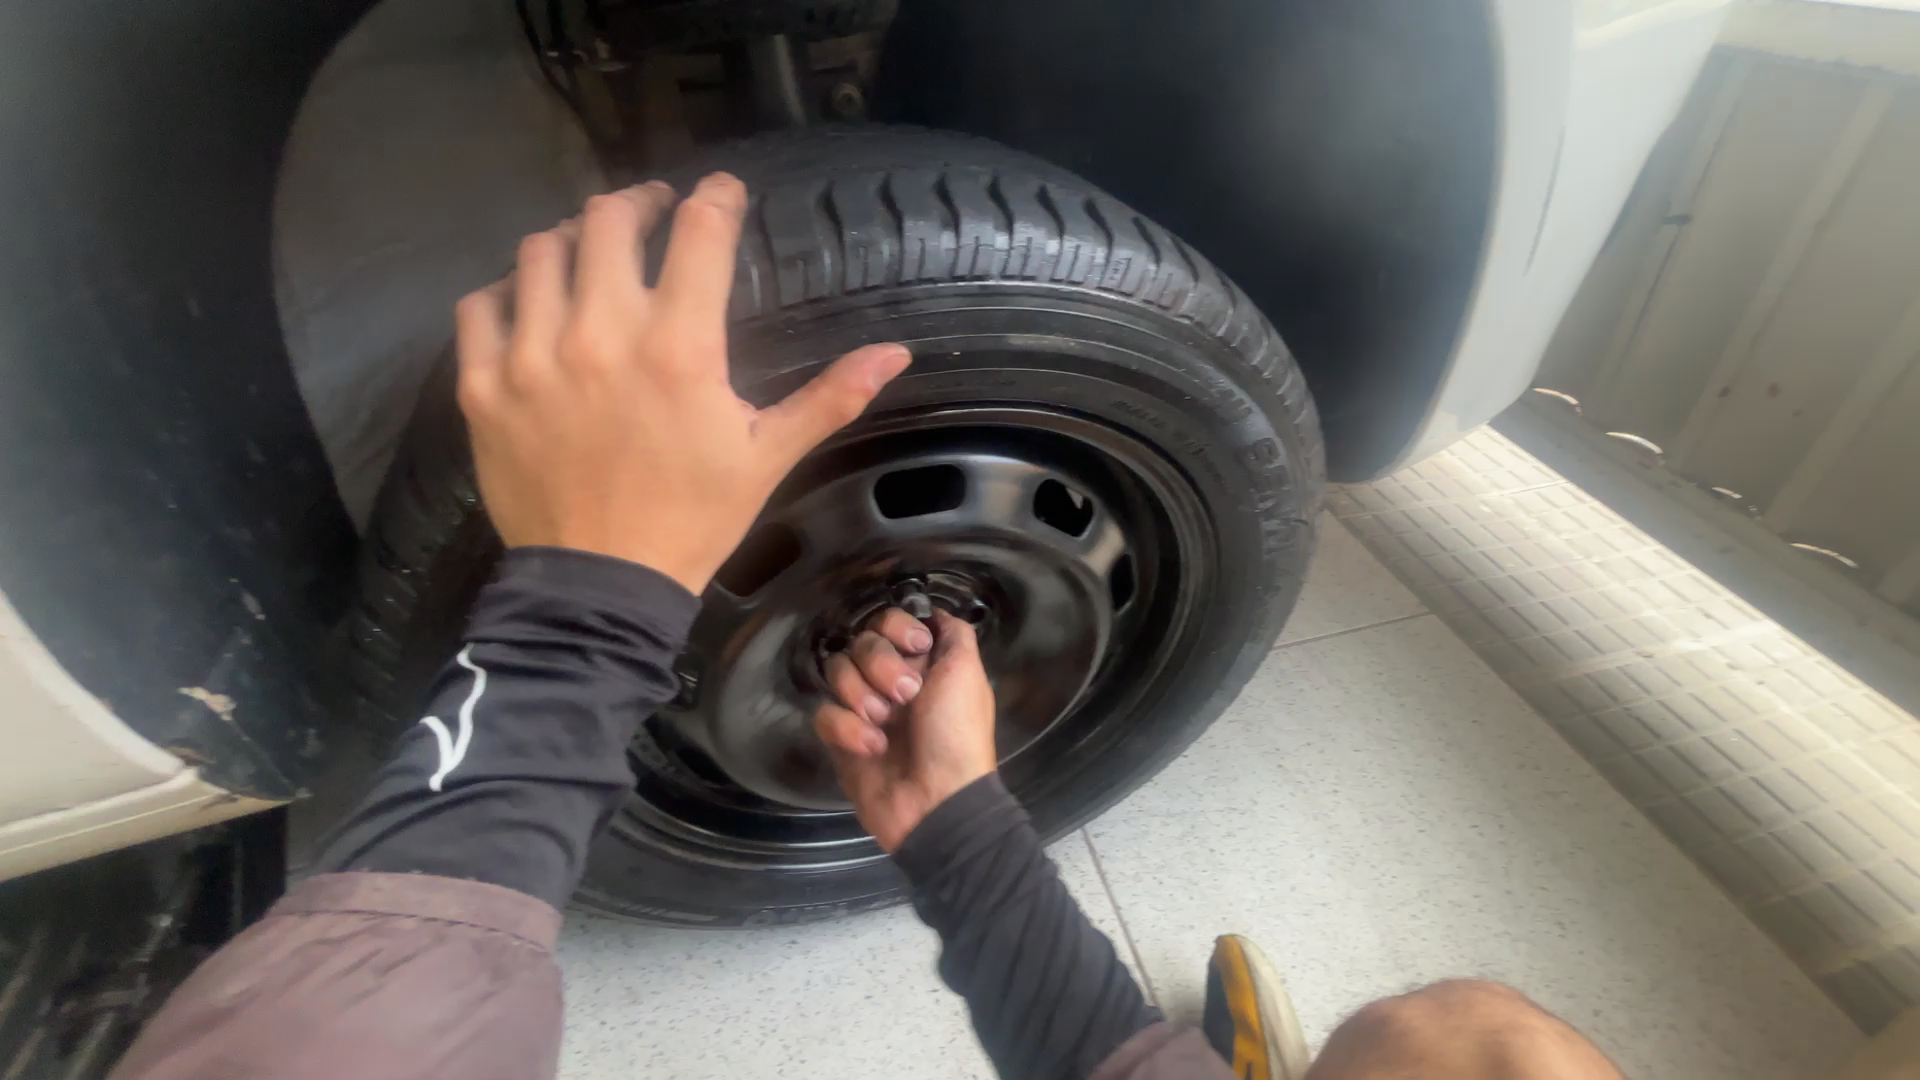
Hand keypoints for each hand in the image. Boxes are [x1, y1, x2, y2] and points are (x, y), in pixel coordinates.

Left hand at [452, 174, 912, 592]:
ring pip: (540, 251)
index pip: (698, 235)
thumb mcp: (769, 456)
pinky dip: (510, 289)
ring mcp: (531, 355)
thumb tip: (897, 353)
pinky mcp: (482, 385)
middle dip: (639, 203)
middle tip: (655, 212)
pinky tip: (533, 304)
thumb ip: (829, 397)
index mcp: (680, 348)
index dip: (716, 199)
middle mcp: (600, 333)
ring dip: (574, 238)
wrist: (605, 584)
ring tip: (595, 253)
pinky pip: (483, 303)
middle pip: (607, 221)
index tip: (722, 191)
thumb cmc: (696, 516)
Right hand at [813, 608, 997, 851]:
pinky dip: (848, 729)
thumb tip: (934, 614)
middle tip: (906, 697)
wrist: (938, 801)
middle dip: (881, 667)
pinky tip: (872, 748)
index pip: (888, 622)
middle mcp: (890, 679)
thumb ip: (954, 635)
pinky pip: (825, 713)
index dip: (897, 629)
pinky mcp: (841, 738)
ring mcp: (864, 708)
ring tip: (885, 724)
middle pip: (861, 643)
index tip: (916, 647)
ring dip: (862, 696)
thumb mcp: (968, 674)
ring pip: (838, 672)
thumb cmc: (956, 734)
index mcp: (922, 663)